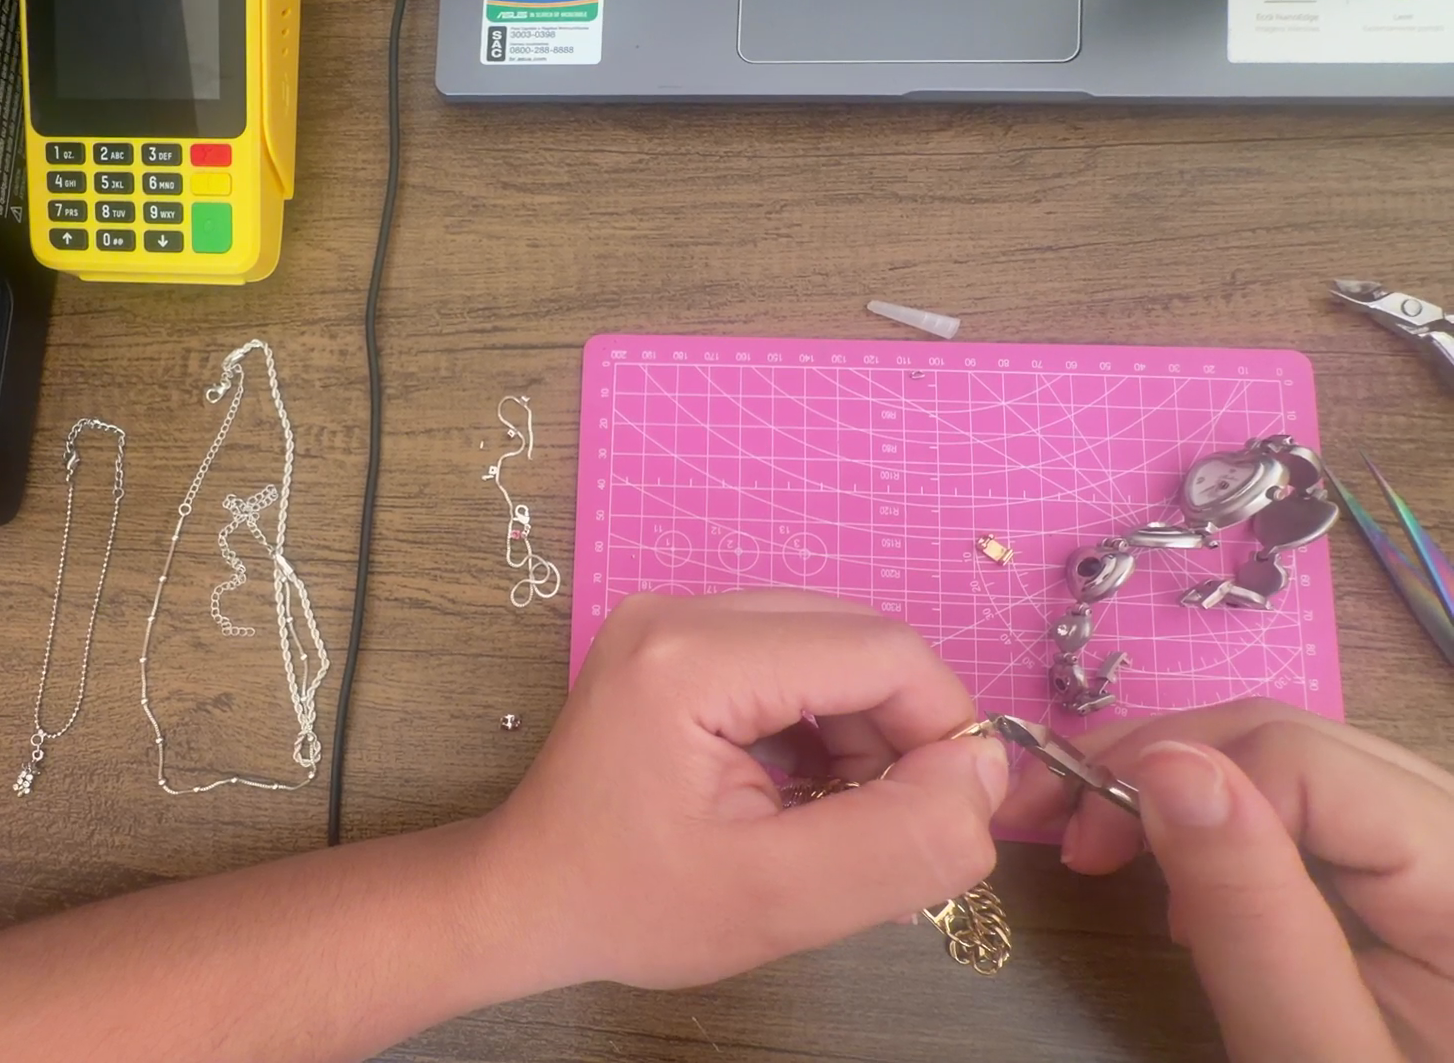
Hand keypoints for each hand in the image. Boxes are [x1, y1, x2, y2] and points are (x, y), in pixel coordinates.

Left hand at [476, 590, 1009, 990]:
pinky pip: (780, 651)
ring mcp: (665, 618)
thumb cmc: (633, 904)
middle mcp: (675, 611)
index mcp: (690, 657)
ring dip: (858, 722)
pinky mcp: (668, 638)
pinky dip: (815, 712)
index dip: (944, 727)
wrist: (532, 890)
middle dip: (898, 726)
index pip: (877, 650)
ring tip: (832, 809)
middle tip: (884, 819)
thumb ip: (903, 839)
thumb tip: (984, 770)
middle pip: (850, 636)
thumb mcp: (779, 898)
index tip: (949, 814)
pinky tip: (797, 778)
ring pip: (822, 641)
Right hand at [999, 699, 1453, 1061]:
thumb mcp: (1308, 1047)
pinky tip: (1172, 856)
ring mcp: (1444, 844)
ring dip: (1161, 777)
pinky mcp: (1407, 857)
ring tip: (1099, 837)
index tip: (1081, 847)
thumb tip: (1165, 760)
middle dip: (1146, 763)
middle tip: (1062, 824)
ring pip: (1276, 749)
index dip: (1170, 778)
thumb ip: (1249, 907)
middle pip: (1283, 736)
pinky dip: (1201, 803)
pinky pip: (1288, 785)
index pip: (1302, 760)